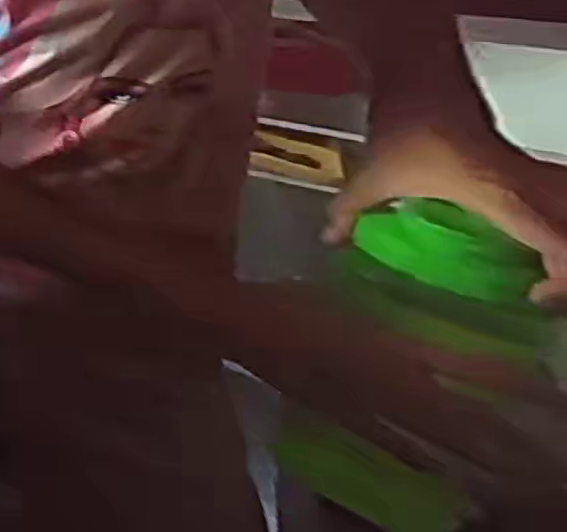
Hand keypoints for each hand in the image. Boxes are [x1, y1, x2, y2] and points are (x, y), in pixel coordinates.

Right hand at [216, 283, 564, 489]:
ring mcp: (367, 400)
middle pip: (467, 414)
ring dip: (475, 453)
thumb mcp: (320, 294)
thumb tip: (386, 312)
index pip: (470, 369)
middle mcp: (393, 378)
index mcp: (390, 343)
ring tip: (512, 470)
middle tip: (543, 453)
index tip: (550, 393)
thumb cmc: (273, 298)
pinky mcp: (339, 412)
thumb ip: (359, 309)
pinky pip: (387, 440)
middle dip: (507, 435)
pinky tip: (438, 473)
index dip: (514, 383)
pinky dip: (414, 457)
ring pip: (437, 434)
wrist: (231, 320)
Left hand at [323, 123, 566, 306]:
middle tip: (543, 289)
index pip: (566, 250)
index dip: (564, 284)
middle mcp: (545, 194)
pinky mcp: (543, 172)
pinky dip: (560, 225)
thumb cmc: (407, 133)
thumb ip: (351, 209)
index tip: (532, 296)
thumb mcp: (375, 176)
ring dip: (564, 246)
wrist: (428, 90)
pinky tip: (533, 237)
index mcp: (510, 202)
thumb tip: (331, 239)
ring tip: (543, 270)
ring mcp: (548, 180)